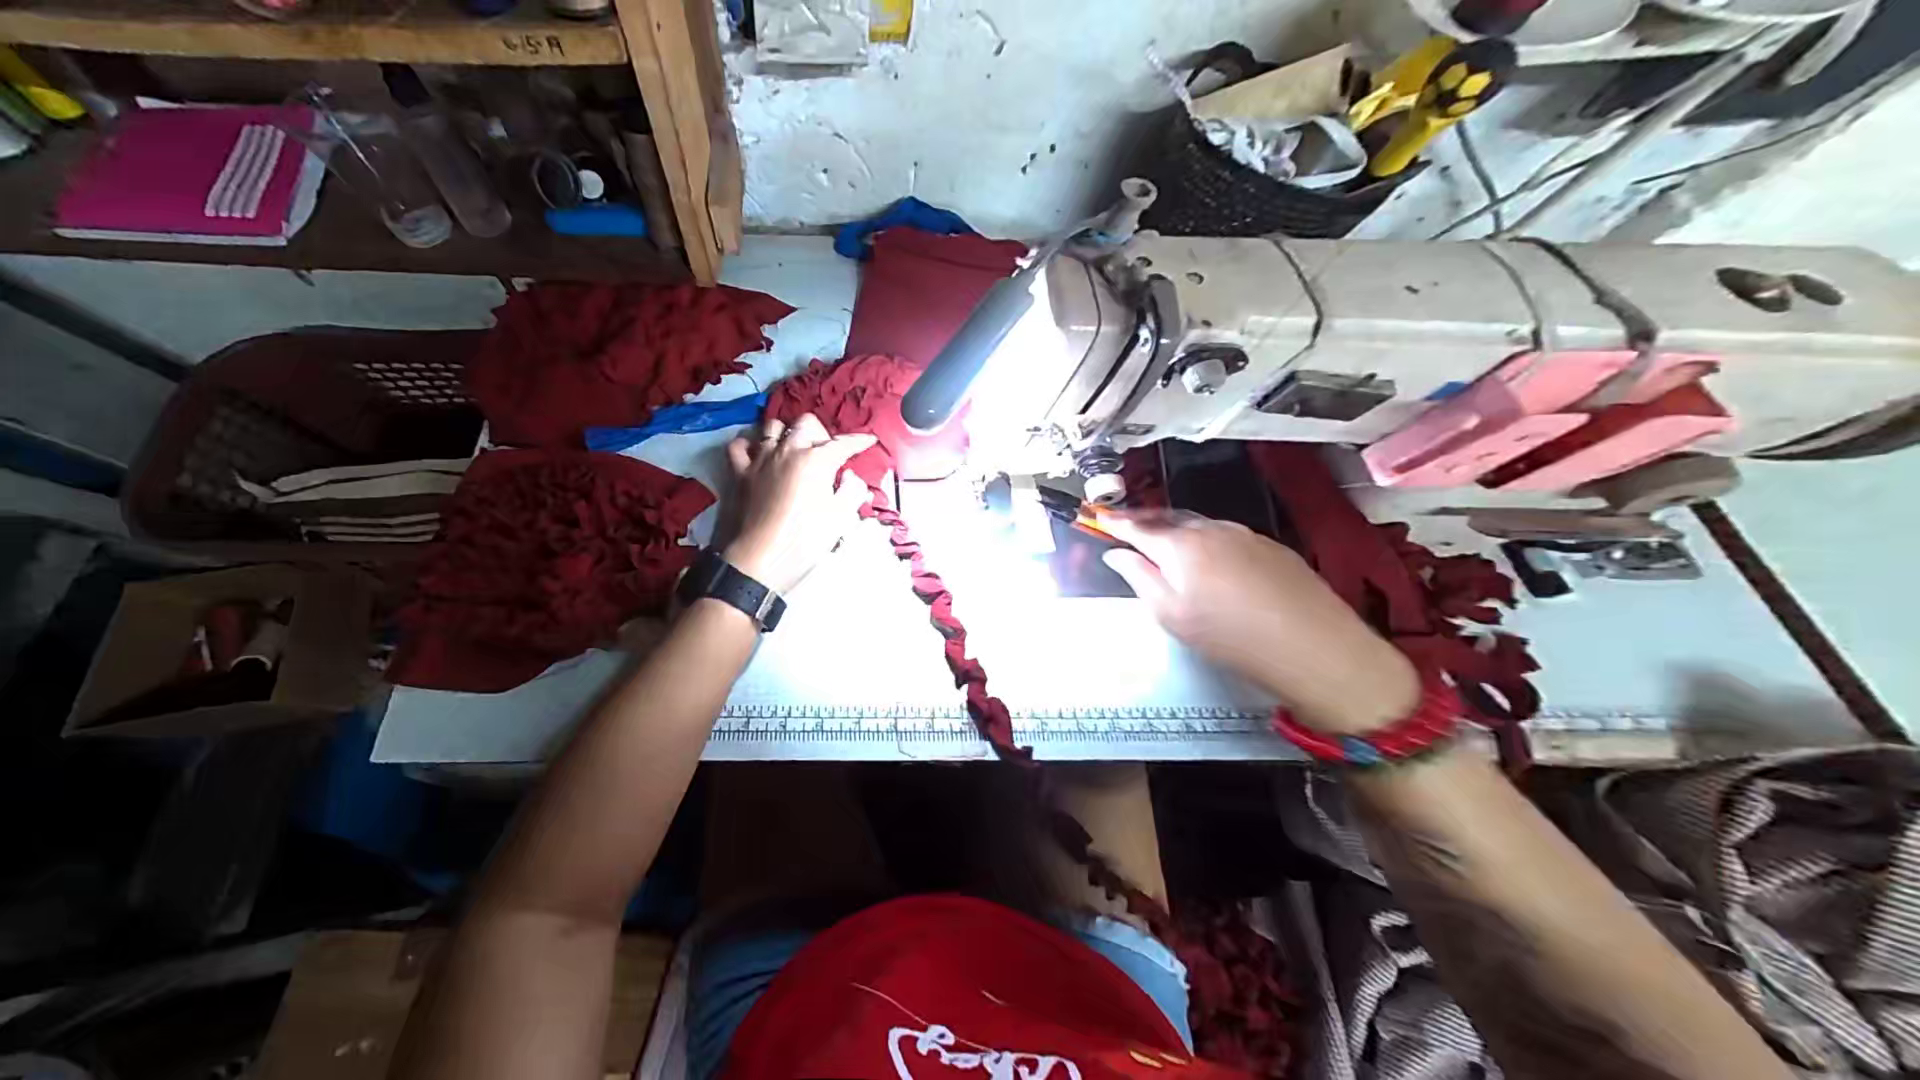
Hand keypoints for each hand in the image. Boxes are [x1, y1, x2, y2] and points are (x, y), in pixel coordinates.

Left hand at [721, 413, 876, 595]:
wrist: (757, 559)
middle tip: (828, 452)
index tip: (868, 440)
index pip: (843, 444)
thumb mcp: (841, 518)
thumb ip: (852, 490)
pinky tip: (758, 453)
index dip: (859, 441)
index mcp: (816, 460)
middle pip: (807, 424)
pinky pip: (740, 445)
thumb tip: (849, 477)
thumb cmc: (803, 540)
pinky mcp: (738, 472)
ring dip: (786, 432)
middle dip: (821, 433)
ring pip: (773, 426)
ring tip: (793, 447)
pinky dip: (751, 444)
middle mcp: (787, 450)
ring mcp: (760, 459)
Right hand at [1099, 511, 1418, 734]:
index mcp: (1180, 545)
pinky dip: (1208, 543)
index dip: (1115, 521)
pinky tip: (1212, 566)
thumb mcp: (1171, 615)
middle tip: (1127, 529)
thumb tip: (1117, 554)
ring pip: (1199, 526)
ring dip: (1177, 532)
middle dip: (1145, 521)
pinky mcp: (1270, 546)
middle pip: (1169, 518)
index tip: (1098, 517)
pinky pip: (1227, 536)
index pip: (1138, 525)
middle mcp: (1211, 529)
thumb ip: (1139, 578)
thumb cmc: (1230, 636)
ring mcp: (1245, 534)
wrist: (1313, 646)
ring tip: (1166, 549)